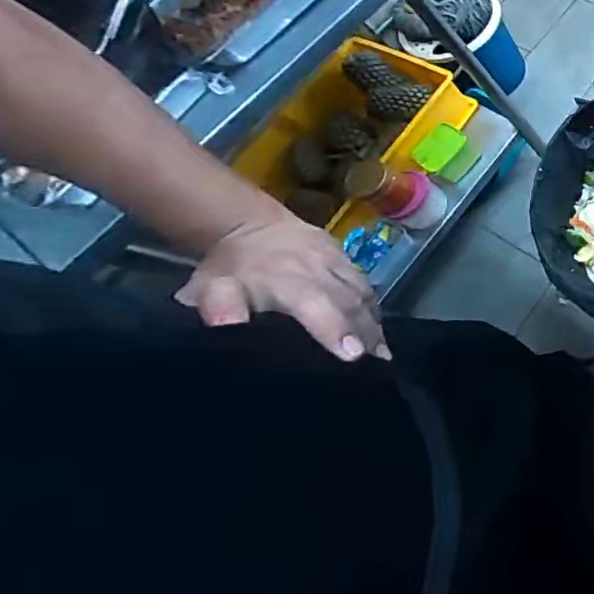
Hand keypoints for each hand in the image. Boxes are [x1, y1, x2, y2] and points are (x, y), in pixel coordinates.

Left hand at [175, 214, 386, 360]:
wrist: (253, 225)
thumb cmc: (231, 267)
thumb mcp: (211, 287)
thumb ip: (218, 307)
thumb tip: (225, 328)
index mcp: (286, 279)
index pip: (315, 304)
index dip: (335, 329)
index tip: (353, 356)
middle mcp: (318, 269)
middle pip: (349, 302)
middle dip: (365, 334)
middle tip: (378, 368)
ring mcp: (337, 262)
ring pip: (362, 294)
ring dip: (373, 325)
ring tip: (382, 357)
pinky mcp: (347, 259)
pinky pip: (365, 286)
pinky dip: (374, 310)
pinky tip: (377, 333)